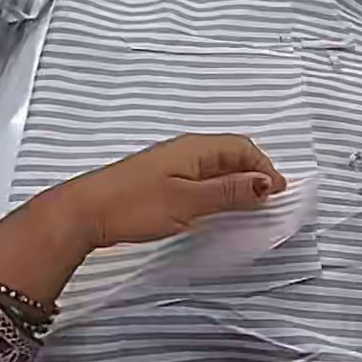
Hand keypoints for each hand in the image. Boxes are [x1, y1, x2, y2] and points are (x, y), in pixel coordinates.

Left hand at [41, 133, 287, 249]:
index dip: (264, 167)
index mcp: (195, 148)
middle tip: (268, 199)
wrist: (83, 213)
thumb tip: (266, 182)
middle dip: (254, 172)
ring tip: (249, 204)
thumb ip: (228, 191)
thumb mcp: (188, 201)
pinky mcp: (160, 178)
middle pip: (231, 153)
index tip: (278, 193)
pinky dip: (218, 188)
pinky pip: (201, 176)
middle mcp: (185, 150)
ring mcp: (171, 163)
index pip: (242, 147)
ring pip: (216, 166)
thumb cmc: (135, 205)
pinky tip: (216, 205)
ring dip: (237, 181)